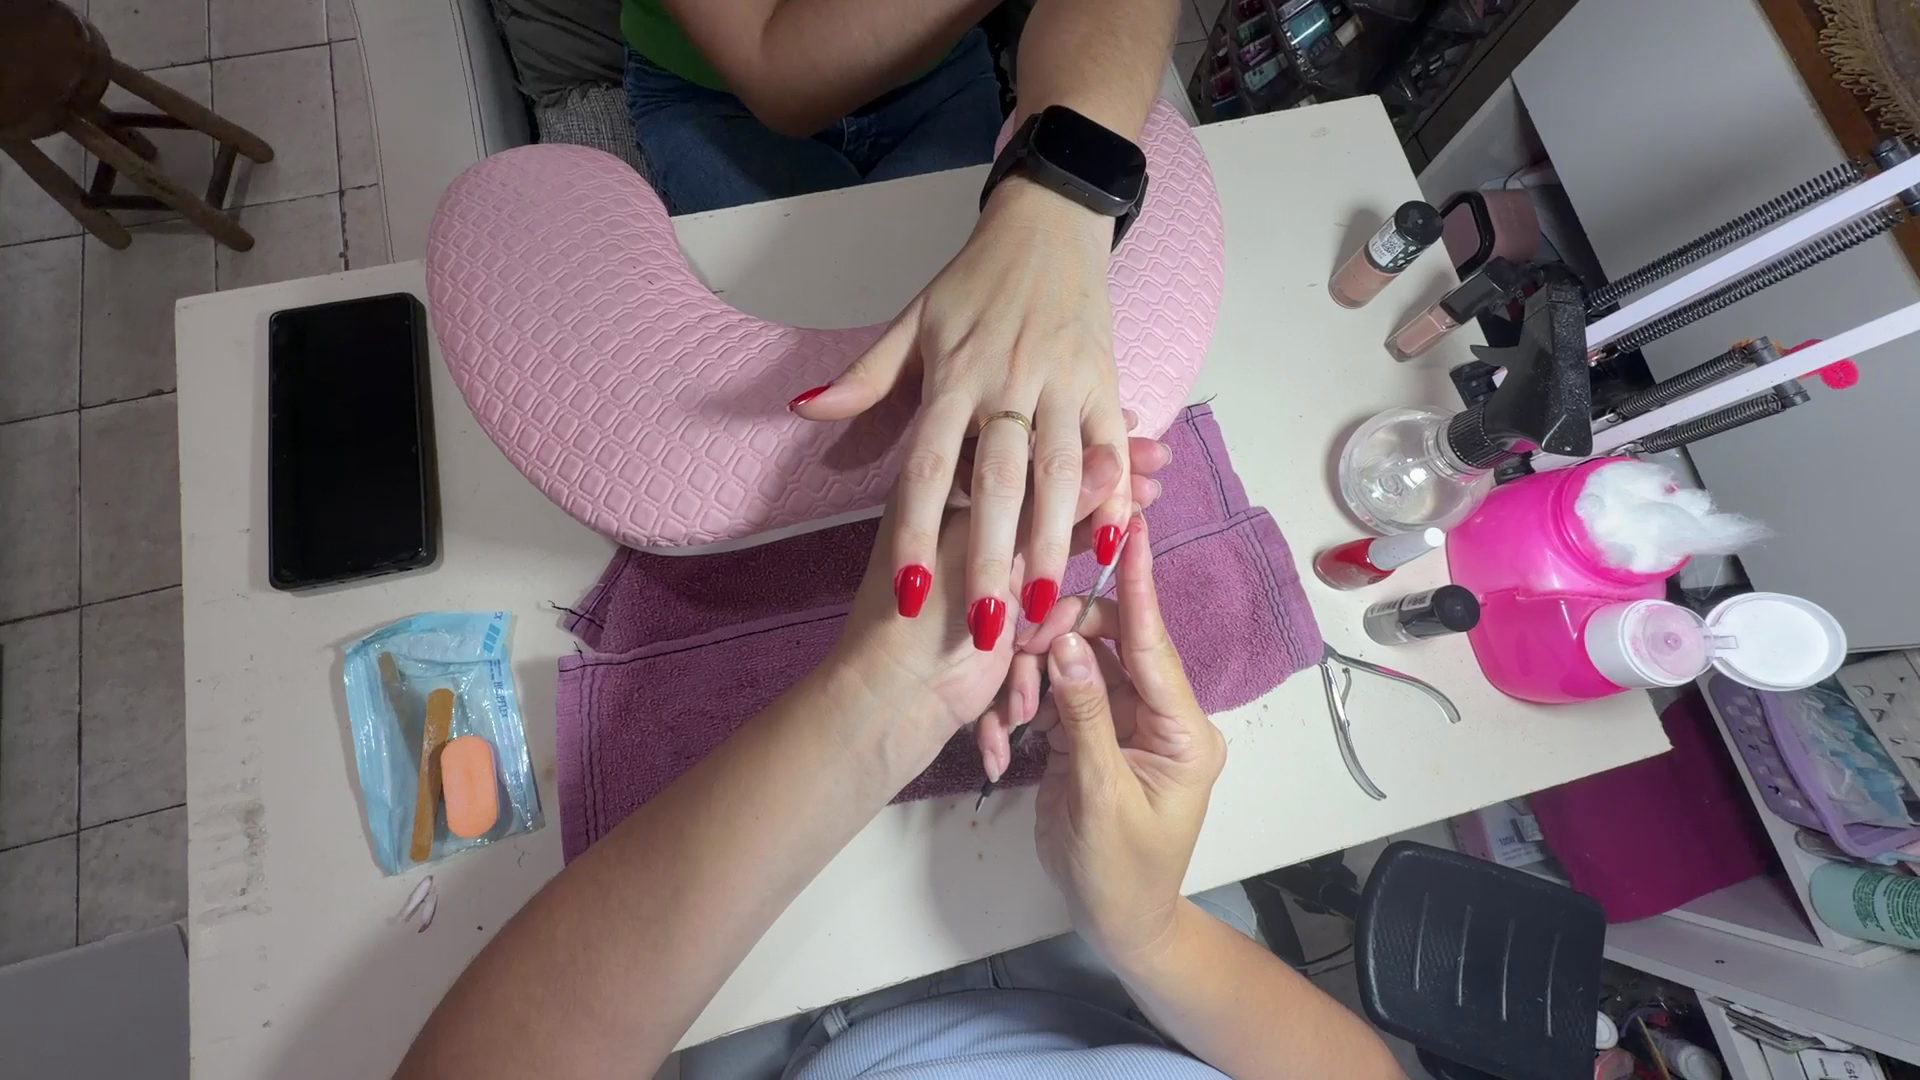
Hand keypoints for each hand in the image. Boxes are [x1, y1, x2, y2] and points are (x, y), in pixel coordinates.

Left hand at [791, 176, 1128, 652]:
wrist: (1050, 222)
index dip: (913, 531)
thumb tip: (804, 410)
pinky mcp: (1105, 381)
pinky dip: (1119, 493)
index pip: (927, 466)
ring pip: (1059, 472)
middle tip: (982, 625)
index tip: (905, 594)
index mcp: (953, 377)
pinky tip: (1118, 544)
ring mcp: (1061, 383)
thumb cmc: (975, 279)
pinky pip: (1111, 445)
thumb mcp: (913, 320)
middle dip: (990, 557)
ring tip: (1045, 605)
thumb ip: (866, 376)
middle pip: (996, 482)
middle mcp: (1007, 384)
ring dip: (1055, 540)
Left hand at [824, 437, 1173, 783]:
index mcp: (948, 481)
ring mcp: (999, 546)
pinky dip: (1095, 540)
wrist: (904, 694)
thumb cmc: (925, 611)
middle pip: (1050, 476)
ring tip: (1158, 483)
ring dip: (1108, 501)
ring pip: (1062, 513)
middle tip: (1158, 455)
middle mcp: (975, 505)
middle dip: (1105, 467)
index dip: (1074, 430)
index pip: (1021, 441)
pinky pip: (1062, 554)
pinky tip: (1131, 523)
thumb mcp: (983, 546)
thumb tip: (1108, 457)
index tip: (1128, 422)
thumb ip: (1043, 505)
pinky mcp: (1017, 585)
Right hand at [1020, 517, 1225, 967]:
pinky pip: (1057, 691)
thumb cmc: (1121, 870)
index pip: (1156, 645)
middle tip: (1019, 649)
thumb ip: (1084, 716)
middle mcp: (1156, 711)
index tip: (1134, 531)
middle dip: (1063, 638)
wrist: (1113, 919)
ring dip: (1038, 675)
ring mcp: (1121, 718)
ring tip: (1011, 715)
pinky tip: (1007, 730)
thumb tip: (1066, 644)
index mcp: (1182, 729)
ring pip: (1076, 662)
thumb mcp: (1099, 797)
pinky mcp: (1089, 728)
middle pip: (1109, 642)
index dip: (1141, 586)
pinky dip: (1030, 699)